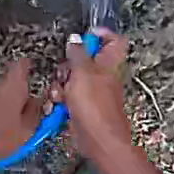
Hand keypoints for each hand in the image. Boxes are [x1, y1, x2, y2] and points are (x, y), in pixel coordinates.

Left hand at [0, 59, 44, 167]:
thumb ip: (36, 114)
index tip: (32, 71)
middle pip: (9, 84)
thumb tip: (41, 105)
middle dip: (17, 97)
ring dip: (1, 108)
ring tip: (6, 130)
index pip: (22, 65)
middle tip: (24, 116)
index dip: (28, 67)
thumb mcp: (26, 130)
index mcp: (13, 85)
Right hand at [52, 29, 133, 159]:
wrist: (97, 139)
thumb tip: (74, 39)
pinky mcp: (80, 104)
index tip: (85, 37)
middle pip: (83, 58)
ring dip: (61, 83)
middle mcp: (101, 74)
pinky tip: (59, 103)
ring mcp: (91, 89)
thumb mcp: (82, 72)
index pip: (114, 40)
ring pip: (71, 76)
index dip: (101, 34)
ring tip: (62, 92)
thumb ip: (77, 53)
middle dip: (68, 63)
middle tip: (67, 72)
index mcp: (109, 62)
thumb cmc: (94, 105)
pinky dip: (60, 97)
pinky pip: (66, 93)